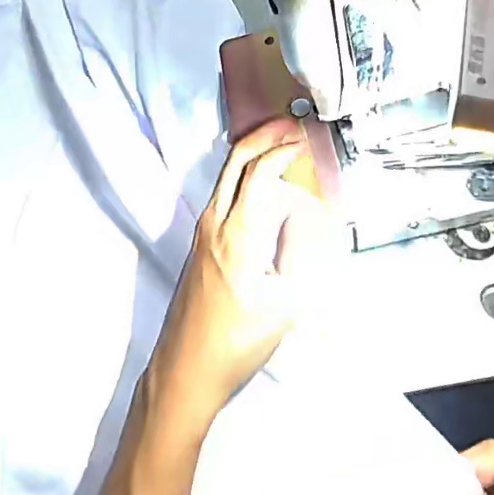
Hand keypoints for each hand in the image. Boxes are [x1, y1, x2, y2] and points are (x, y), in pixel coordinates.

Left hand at [146, 119, 333, 421]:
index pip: (258, 173)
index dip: (282, 150)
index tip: (304, 139)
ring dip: (252, 151)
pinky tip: (263, 179)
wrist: (184, 372)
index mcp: (237, 236)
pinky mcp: (201, 242)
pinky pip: (224, 192)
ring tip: (280, 142)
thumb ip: (297, 253)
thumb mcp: (283, 304)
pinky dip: (244, 173)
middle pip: (234, 161)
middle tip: (290, 122)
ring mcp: (203, 231)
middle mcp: (214, 224)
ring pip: (226, 174)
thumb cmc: (235, 344)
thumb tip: (309, 215)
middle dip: (263, 134)